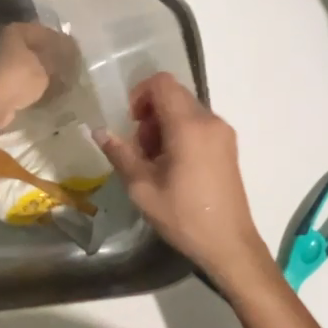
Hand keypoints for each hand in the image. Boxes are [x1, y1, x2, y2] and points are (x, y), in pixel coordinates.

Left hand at [0, 22, 76, 130]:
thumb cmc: (18, 77)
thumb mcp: (46, 67)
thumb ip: (59, 60)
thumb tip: (70, 56)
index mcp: (16, 31)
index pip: (46, 32)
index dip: (62, 42)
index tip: (76, 53)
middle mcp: (6, 43)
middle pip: (36, 48)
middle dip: (53, 58)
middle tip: (71, 68)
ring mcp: (1, 63)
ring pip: (29, 65)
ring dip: (44, 73)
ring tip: (63, 81)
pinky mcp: (0, 83)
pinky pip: (23, 80)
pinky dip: (34, 85)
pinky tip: (48, 92)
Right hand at [94, 73, 269, 285]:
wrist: (229, 244)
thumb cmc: (184, 216)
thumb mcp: (142, 188)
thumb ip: (120, 154)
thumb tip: (98, 131)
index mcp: (189, 126)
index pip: (162, 83)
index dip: (140, 94)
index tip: (131, 123)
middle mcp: (210, 121)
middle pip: (173, 95)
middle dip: (150, 114)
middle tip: (141, 150)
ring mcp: (223, 132)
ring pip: (185, 110)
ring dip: (164, 125)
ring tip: (155, 162)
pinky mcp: (228, 145)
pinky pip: (198, 124)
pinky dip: (180, 133)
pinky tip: (173, 167)